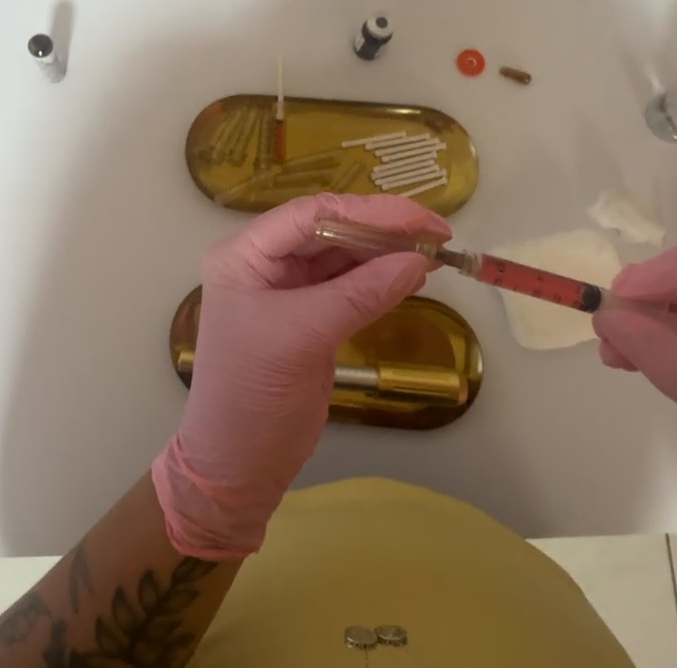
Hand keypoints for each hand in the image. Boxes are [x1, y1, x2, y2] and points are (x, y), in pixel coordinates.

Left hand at [152, 193, 448, 558]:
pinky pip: (349, 283)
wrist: (238, 464)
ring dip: (386, 252)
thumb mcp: (303, 338)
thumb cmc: (252, 395)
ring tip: (435, 252)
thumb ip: (360, 294)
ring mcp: (287, 289)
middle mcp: (263, 262)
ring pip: (343, 254)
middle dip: (382, 229)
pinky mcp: (309, 315)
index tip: (420, 220)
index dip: (368, 211)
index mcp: (244, 254)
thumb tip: (419, 260)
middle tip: (438, 234)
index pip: (311, 214)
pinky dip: (381, 278)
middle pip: (329, 228)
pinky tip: (413, 275)